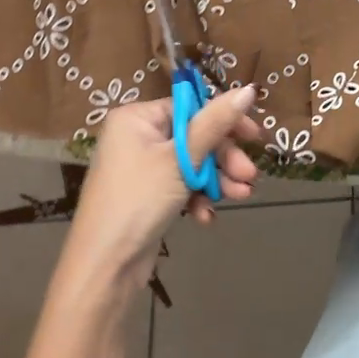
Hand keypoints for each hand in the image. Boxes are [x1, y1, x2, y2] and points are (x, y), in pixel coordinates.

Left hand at [67, 84, 261, 278]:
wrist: (104, 269)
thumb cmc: (139, 201)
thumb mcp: (182, 158)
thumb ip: (216, 122)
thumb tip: (248, 88)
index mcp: (137, 118)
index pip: (192, 106)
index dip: (225, 121)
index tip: (254, 137)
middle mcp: (137, 137)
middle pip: (196, 136)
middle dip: (224, 158)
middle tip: (249, 176)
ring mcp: (141, 167)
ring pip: (193, 162)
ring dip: (218, 179)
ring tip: (241, 196)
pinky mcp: (147, 194)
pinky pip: (180, 184)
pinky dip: (197, 196)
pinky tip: (206, 216)